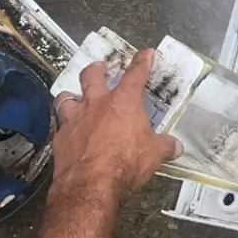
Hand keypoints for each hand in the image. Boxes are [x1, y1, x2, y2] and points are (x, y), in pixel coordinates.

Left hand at [50, 50, 180, 203]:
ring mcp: (75, 120)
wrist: (90, 184)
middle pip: (92, 76)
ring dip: (71, 96)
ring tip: (75, 98)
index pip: (135, 74)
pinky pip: (61, 127)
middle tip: (100, 67)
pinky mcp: (60, 139)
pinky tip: (70, 136)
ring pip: (66, 97)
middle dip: (97, 68)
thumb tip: (177, 146)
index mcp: (124, 102)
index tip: (146, 53)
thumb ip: (165, 146)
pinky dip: (66, 128)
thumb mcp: (155, 154)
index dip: (142, 62)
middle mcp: (97, 104)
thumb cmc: (127, 162)